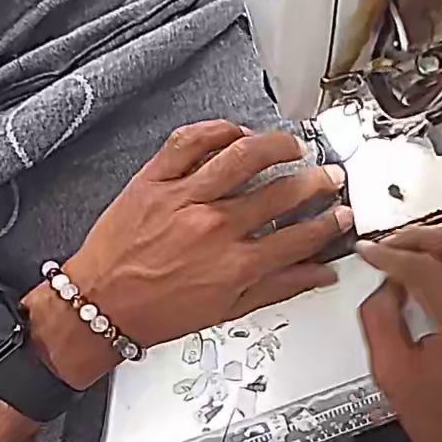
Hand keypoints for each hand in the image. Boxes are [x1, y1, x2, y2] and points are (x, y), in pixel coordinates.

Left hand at [25, 120, 349, 387]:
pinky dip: (217, 130)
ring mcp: (184, 199)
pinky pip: (190, 142)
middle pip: (281, 193)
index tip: (341, 215)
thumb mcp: (225, 310)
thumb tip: (317, 275)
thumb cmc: (156, 312)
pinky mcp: (155, 180)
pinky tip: (235, 132)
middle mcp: (214, 227)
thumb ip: (277, 287)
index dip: (329, 224)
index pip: (299, 237)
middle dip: (317, 182)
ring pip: (243, 156)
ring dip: (277, 145)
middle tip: (328, 177)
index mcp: (235, 265)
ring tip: (292, 146)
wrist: (100, 305)